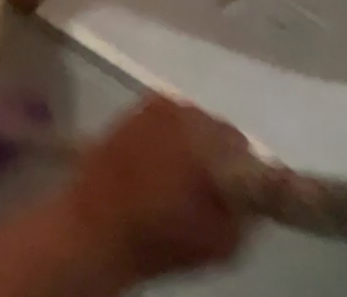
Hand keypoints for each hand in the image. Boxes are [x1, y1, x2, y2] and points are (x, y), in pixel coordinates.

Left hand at [62, 94, 249, 284]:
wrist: (93, 226)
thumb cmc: (159, 236)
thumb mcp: (221, 240)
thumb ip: (247, 214)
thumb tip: (253, 199)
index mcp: (207, 137)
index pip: (244, 148)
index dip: (247, 173)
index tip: (238, 194)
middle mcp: (183, 109)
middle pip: (216, 131)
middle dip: (217, 155)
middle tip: (208, 188)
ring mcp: (152, 105)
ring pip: (190, 123)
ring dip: (192, 143)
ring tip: (179, 177)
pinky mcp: (129, 111)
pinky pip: (164, 121)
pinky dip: (167, 137)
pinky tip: (156, 164)